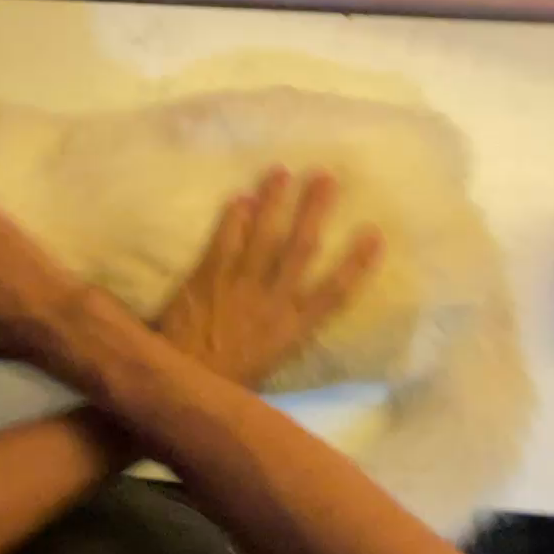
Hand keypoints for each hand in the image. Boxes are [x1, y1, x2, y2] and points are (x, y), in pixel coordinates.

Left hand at [157, 168, 383, 387]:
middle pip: (300, 248)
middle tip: (325, 176)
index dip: (356, 262)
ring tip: (281, 171)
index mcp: (293, 329)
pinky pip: (223, 243)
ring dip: (272, 202)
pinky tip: (239, 197)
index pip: (334, 292)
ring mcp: (238, 287)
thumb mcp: (266, 368)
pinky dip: (232, 220)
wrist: (181, 379)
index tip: (373, 233)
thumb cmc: (225, 381)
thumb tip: (291, 318)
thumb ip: (280, 340)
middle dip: (314, 210)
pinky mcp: (206, 280)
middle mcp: (271, 302)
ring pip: (263, 237)